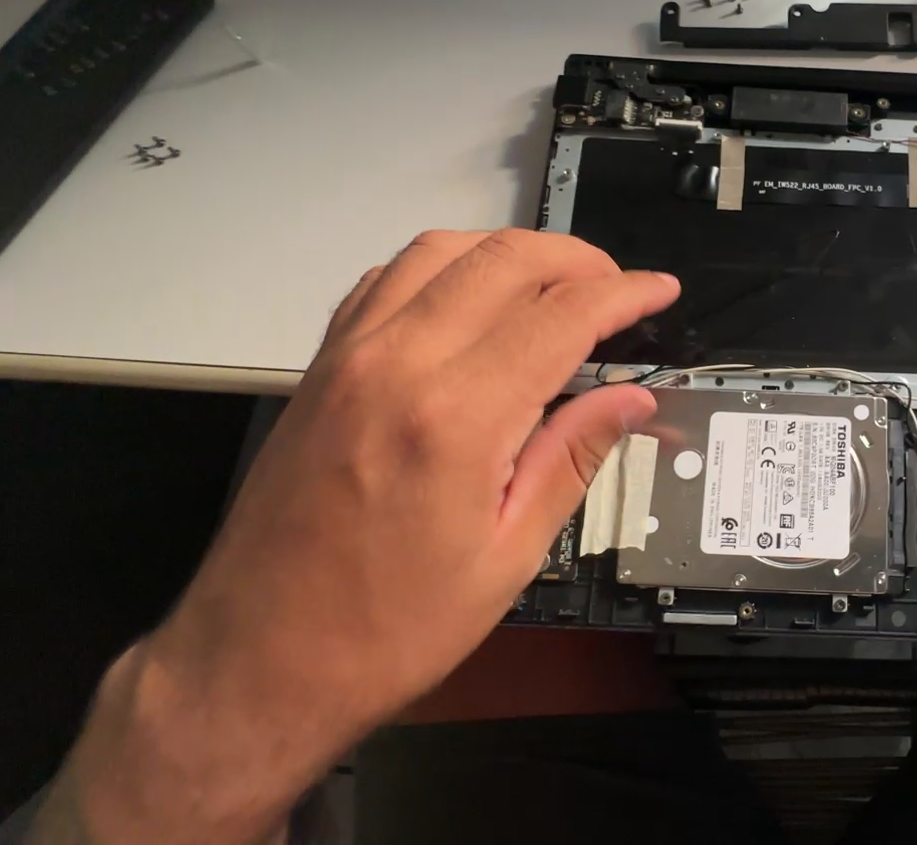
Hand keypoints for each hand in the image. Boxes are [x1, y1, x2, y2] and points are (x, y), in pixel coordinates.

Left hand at [34, 230, 678, 843]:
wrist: (256, 665)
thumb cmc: (391, 629)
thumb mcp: (509, 554)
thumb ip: (575, 456)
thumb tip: (634, 398)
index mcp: (457, 417)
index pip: (562, 315)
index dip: (625, 294)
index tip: (660, 290)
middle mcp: (398, 363)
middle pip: (506, 260)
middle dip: (579, 259)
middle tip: (618, 288)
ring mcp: (349, 356)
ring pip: (444, 250)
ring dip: (514, 251)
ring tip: (556, 284)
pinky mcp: (321, 365)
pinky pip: (389, 278)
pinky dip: (447, 267)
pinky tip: (474, 298)